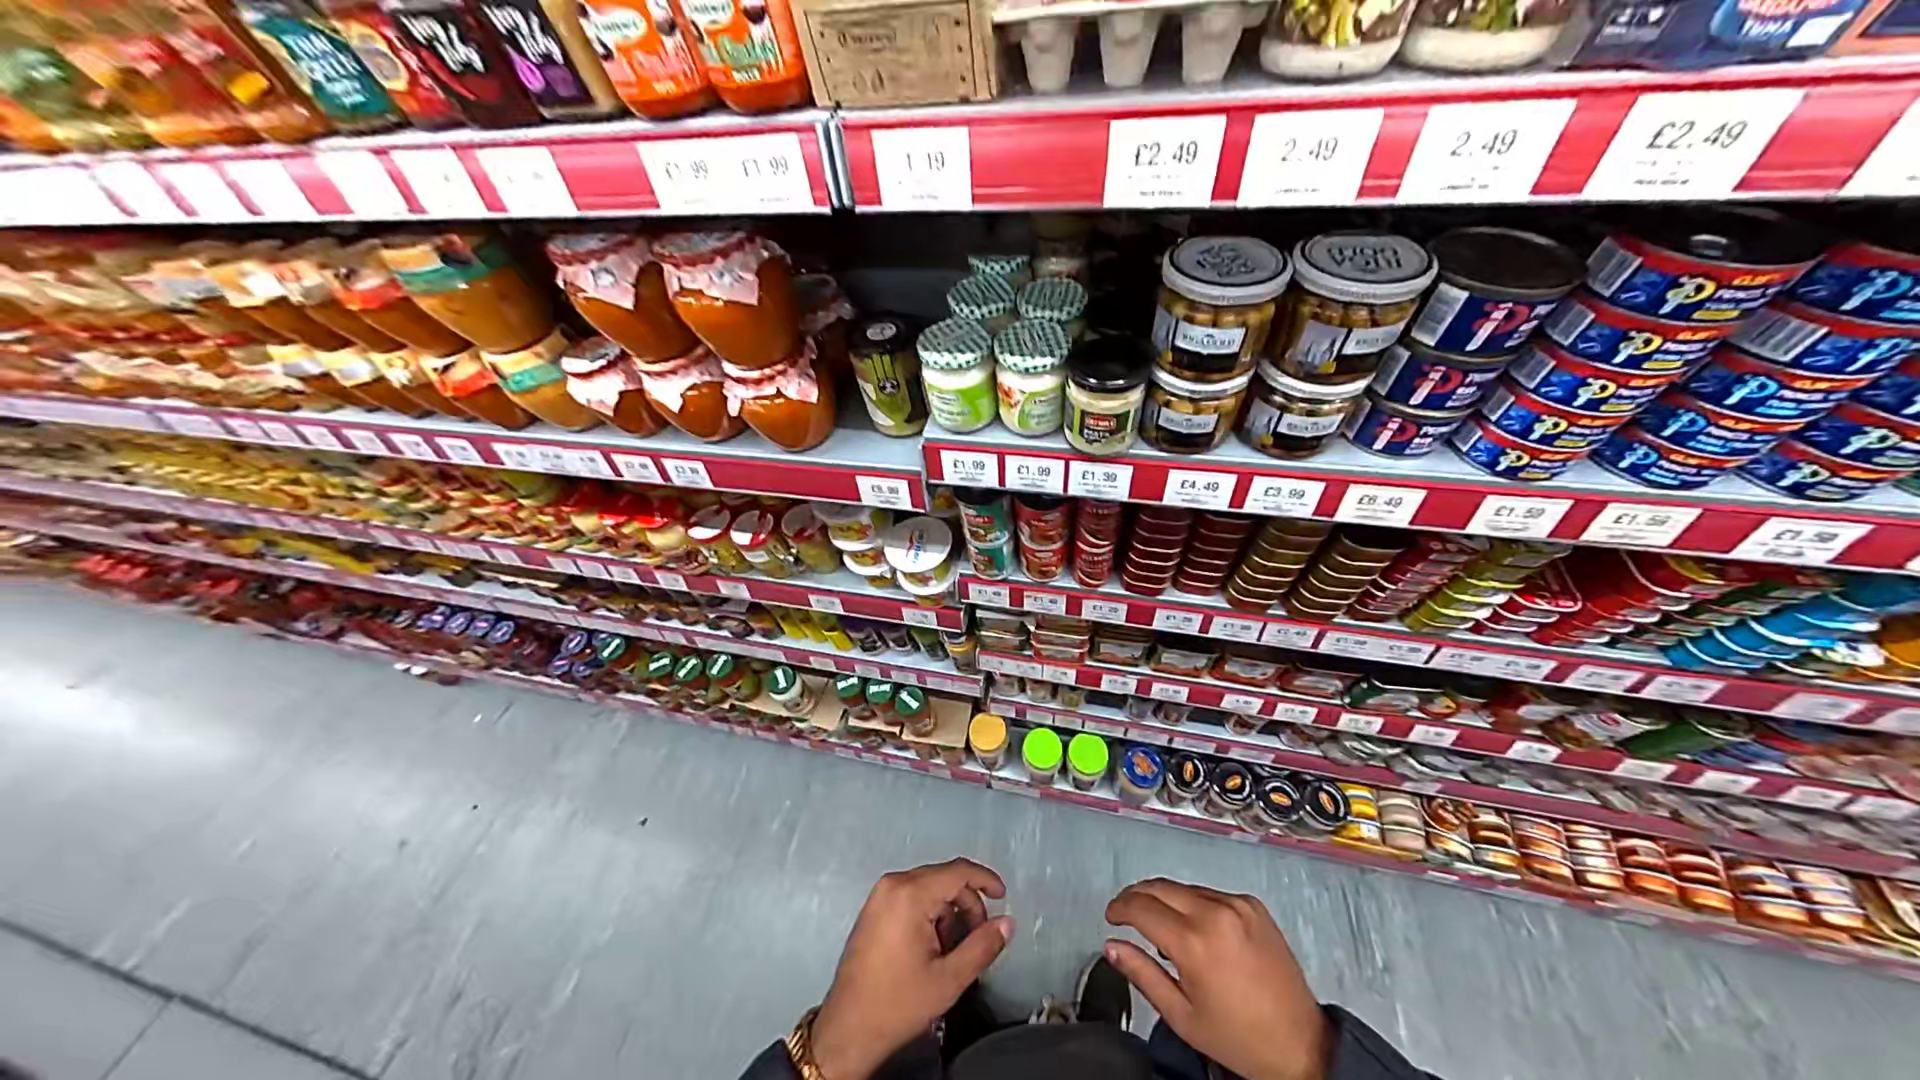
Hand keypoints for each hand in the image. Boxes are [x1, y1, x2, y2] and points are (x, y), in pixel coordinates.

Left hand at [810, 858, 1013, 1079]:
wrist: (848, 1029)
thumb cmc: (898, 1003)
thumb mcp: (949, 979)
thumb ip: (983, 946)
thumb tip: (1007, 922)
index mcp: (910, 894)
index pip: (958, 871)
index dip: (985, 879)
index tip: (1003, 896)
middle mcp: (893, 884)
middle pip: (944, 878)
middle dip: (967, 902)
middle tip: (979, 936)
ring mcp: (880, 894)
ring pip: (929, 887)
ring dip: (949, 910)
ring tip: (952, 949)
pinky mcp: (874, 908)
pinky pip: (911, 896)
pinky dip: (930, 912)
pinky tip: (933, 945)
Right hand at [1105, 879, 1330, 1079]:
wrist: (1301, 1044)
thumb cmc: (1239, 1038)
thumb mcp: (1181, 1016)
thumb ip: (1142, 974)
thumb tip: (1112, 946)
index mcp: (1194, 942)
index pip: (1141, 907)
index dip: (1119, 908)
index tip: (1111, 916)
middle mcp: (1215, 913)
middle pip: (1159, 887)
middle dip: (1136, 896)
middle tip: (1125, 912)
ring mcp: (1237, 905)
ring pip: (1184, 889)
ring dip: (1164, 899)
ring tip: (1159, 924)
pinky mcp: (1254, 906)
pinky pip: (1210, 894)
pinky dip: (1194, 903)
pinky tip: (1194, 926)